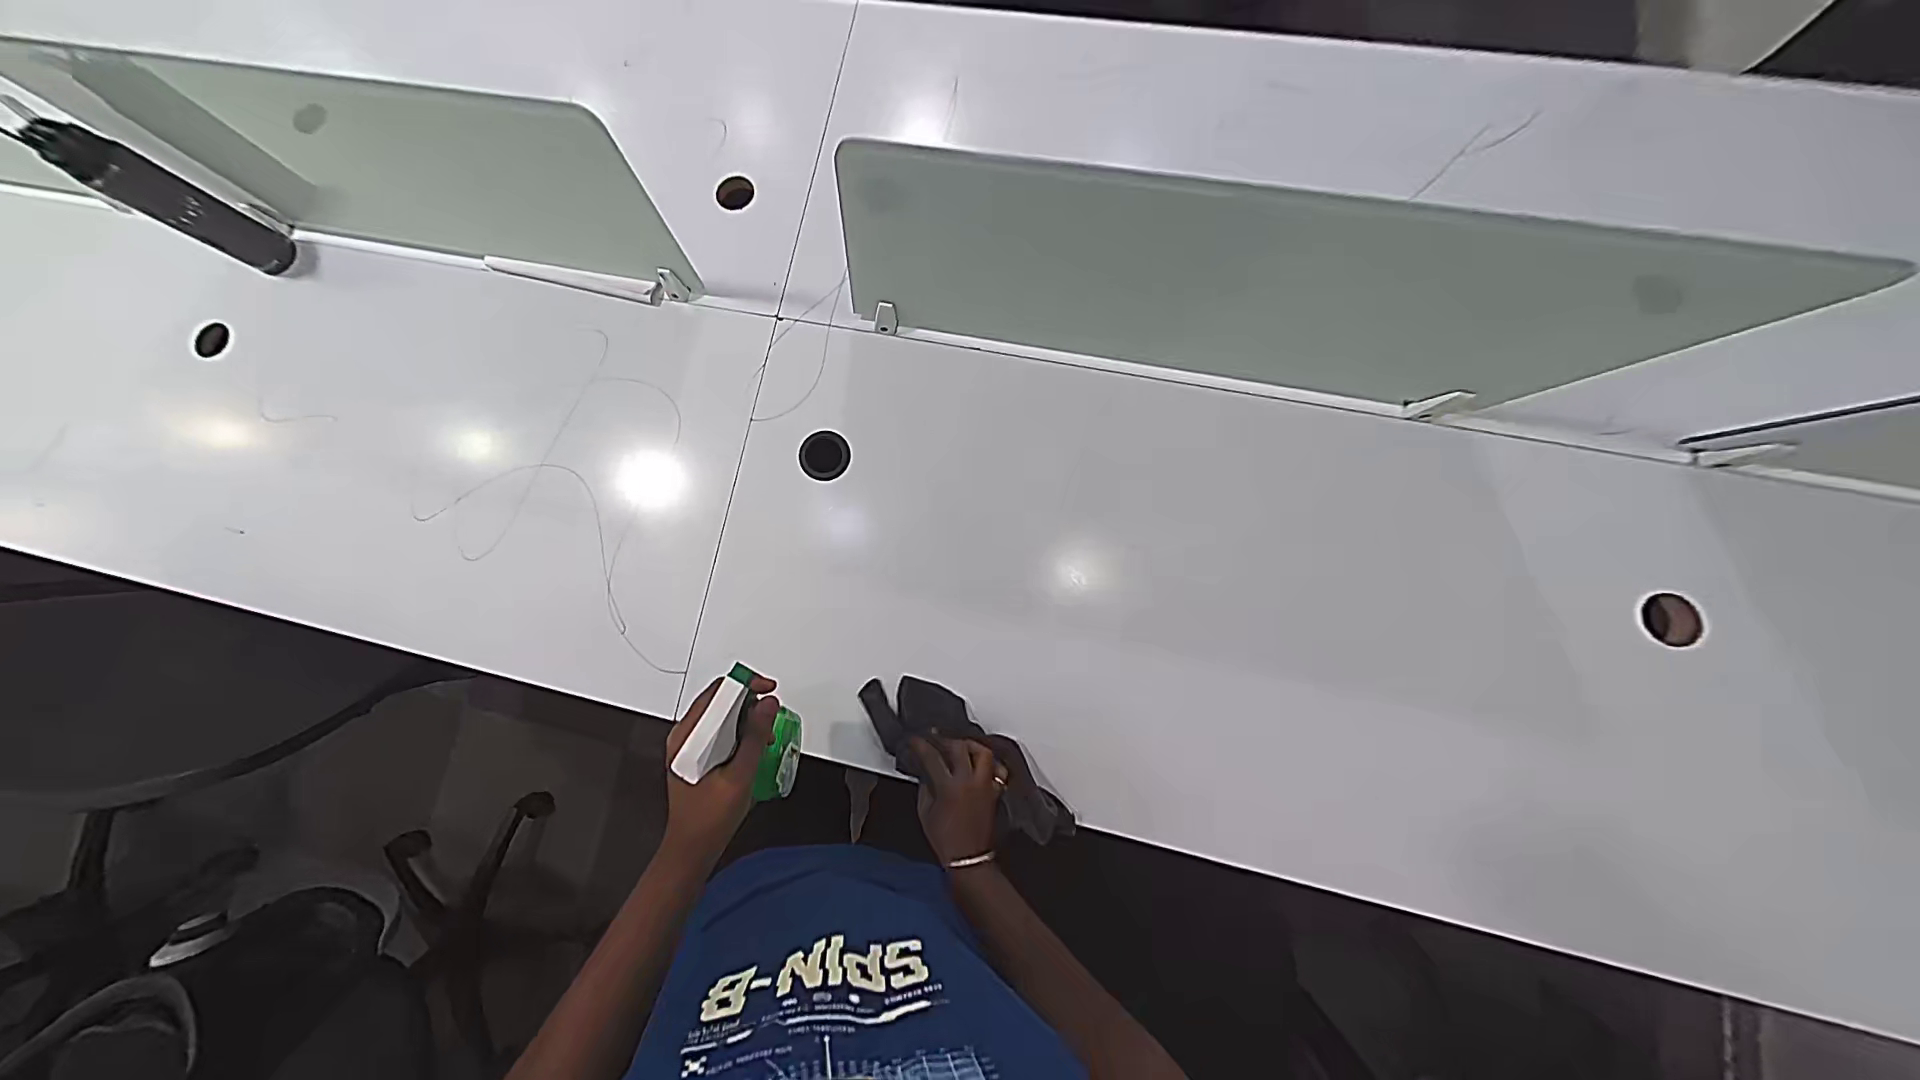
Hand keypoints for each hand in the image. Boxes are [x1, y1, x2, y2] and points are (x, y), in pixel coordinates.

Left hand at [662, 675, 778, 866]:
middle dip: (749, 703)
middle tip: (770, 718)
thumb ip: (754, 736)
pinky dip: (739, 731)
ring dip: (746, 718)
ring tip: (763, 738)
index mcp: (688, 737)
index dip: (746, 684)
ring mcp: (689, 745)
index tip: (769, 689)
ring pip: (721, 714)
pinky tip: (753, 748)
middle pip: (719, 700)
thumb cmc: (710, 817)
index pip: (718, 692)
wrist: (692, 848)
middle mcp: (684, 736)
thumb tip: (768, 704)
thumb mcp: (739, 775)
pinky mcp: (696, 754)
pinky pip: (720, 729)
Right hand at [911, 736, 1006, 866]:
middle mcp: (969, 782)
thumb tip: (925, 770)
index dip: (921, 745)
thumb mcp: (925, 812)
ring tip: (959, 745)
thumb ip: (925, 786)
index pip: (932, 757)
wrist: (968, 858)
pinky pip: (996, 769)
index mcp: (948, 788)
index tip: (916, 741)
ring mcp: (985, 786)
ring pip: (983, 752)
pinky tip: (978, 762)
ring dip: (969, 745)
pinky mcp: (994, 791)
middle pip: (959, 747)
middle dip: (945, 739)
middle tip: (936, 739)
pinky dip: (988, 763)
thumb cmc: (945, 840)